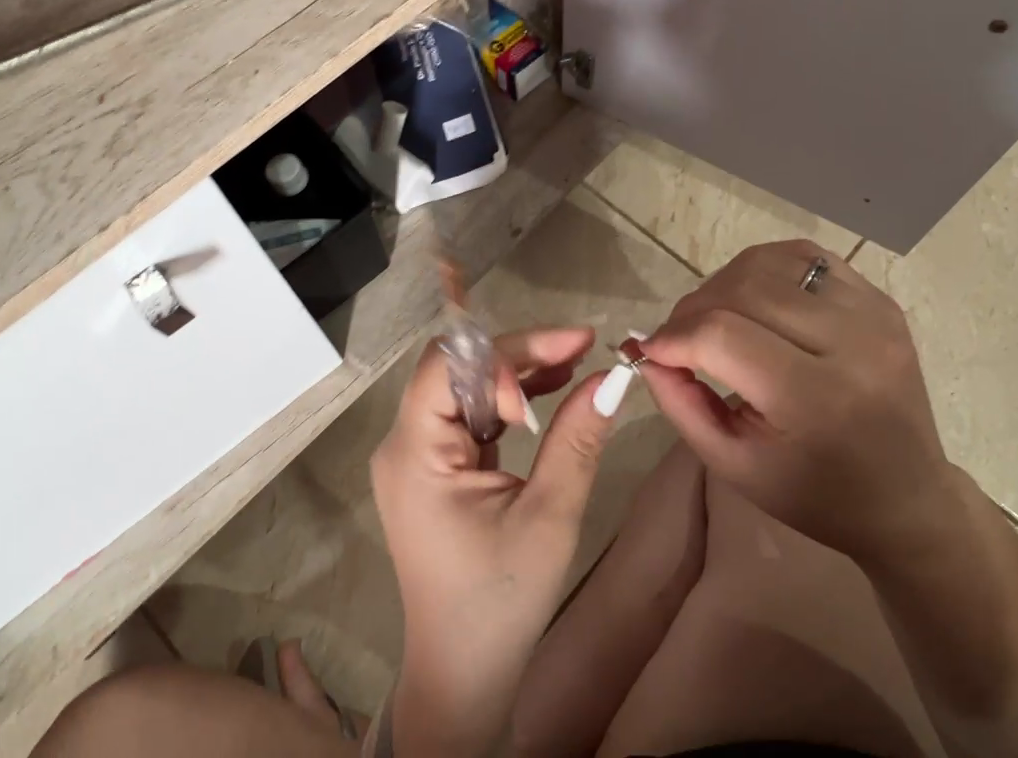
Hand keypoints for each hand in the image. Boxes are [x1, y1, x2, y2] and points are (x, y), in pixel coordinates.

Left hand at [370, 327, 617, 756]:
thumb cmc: (501, 599)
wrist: (464, 671)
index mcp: (414, 453)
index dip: (508, 349)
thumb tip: (613, 377)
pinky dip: (509, 403)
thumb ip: (576, 439)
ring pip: (465, 390)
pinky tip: (552, 392)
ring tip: (577, 360)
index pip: (449, 364)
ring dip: (518, 373)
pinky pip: (469, 419)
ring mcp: (417, 458)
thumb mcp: (549, 516)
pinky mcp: (435, 472)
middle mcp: (404, 446)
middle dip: (519, 352)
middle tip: (583, 345)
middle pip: (456, 371)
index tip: (569, 351)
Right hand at [636, 241, 960, 564]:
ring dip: (726, 283)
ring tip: (714, 318)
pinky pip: (807, 259)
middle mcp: (852, 344)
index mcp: (816, 400)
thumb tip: (645, 351)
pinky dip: (766, 270)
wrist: (905, 498)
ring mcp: (873, 315)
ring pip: (771, 263)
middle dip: (693, 308)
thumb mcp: (734, 465)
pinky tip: (754, 299)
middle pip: (744, 288)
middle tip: (677, 338)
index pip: (722, 336)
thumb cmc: (815, 494)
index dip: (673, 337)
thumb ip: (681, 404)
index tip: (650, 352)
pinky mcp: (881, 302)